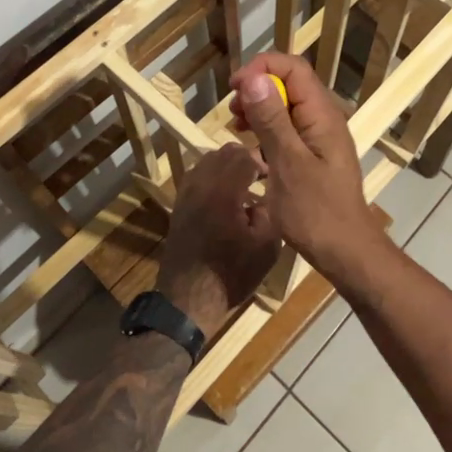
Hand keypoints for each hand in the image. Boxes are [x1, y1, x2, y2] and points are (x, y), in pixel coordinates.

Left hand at [156, 144, 278, 336]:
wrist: (189, 299)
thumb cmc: (232, 274)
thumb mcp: (266, 247)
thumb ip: (269, 213)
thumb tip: (263, 198)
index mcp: (224, 191)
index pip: (244, 156)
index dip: (262, 161)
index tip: (272, 175)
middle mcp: (202, 185)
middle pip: (223, 153)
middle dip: (244, 158)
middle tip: (260, 176)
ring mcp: (186, 194)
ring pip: (207, 161)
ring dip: (226, 165)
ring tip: (242, 184)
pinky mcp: (179, 205)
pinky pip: (196, 176)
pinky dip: (211, 176)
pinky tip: (223, 196)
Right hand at [228, 52, 383, 279]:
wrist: (345, 251)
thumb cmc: (315, 210)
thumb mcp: (286, 163)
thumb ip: (271, 119)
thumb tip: (253, 78)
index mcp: (322, 114)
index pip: (293, 67)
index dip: (261, 68)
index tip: (234, 89)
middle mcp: (324, 118)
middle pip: (290, 83)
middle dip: (257, 89)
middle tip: (232, 114)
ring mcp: (320, 137)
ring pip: (287, 106)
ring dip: (259, 110)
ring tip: (237, 128)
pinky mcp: (314, 155)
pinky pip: (289, 129)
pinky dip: (267, 130)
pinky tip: (252, 148)